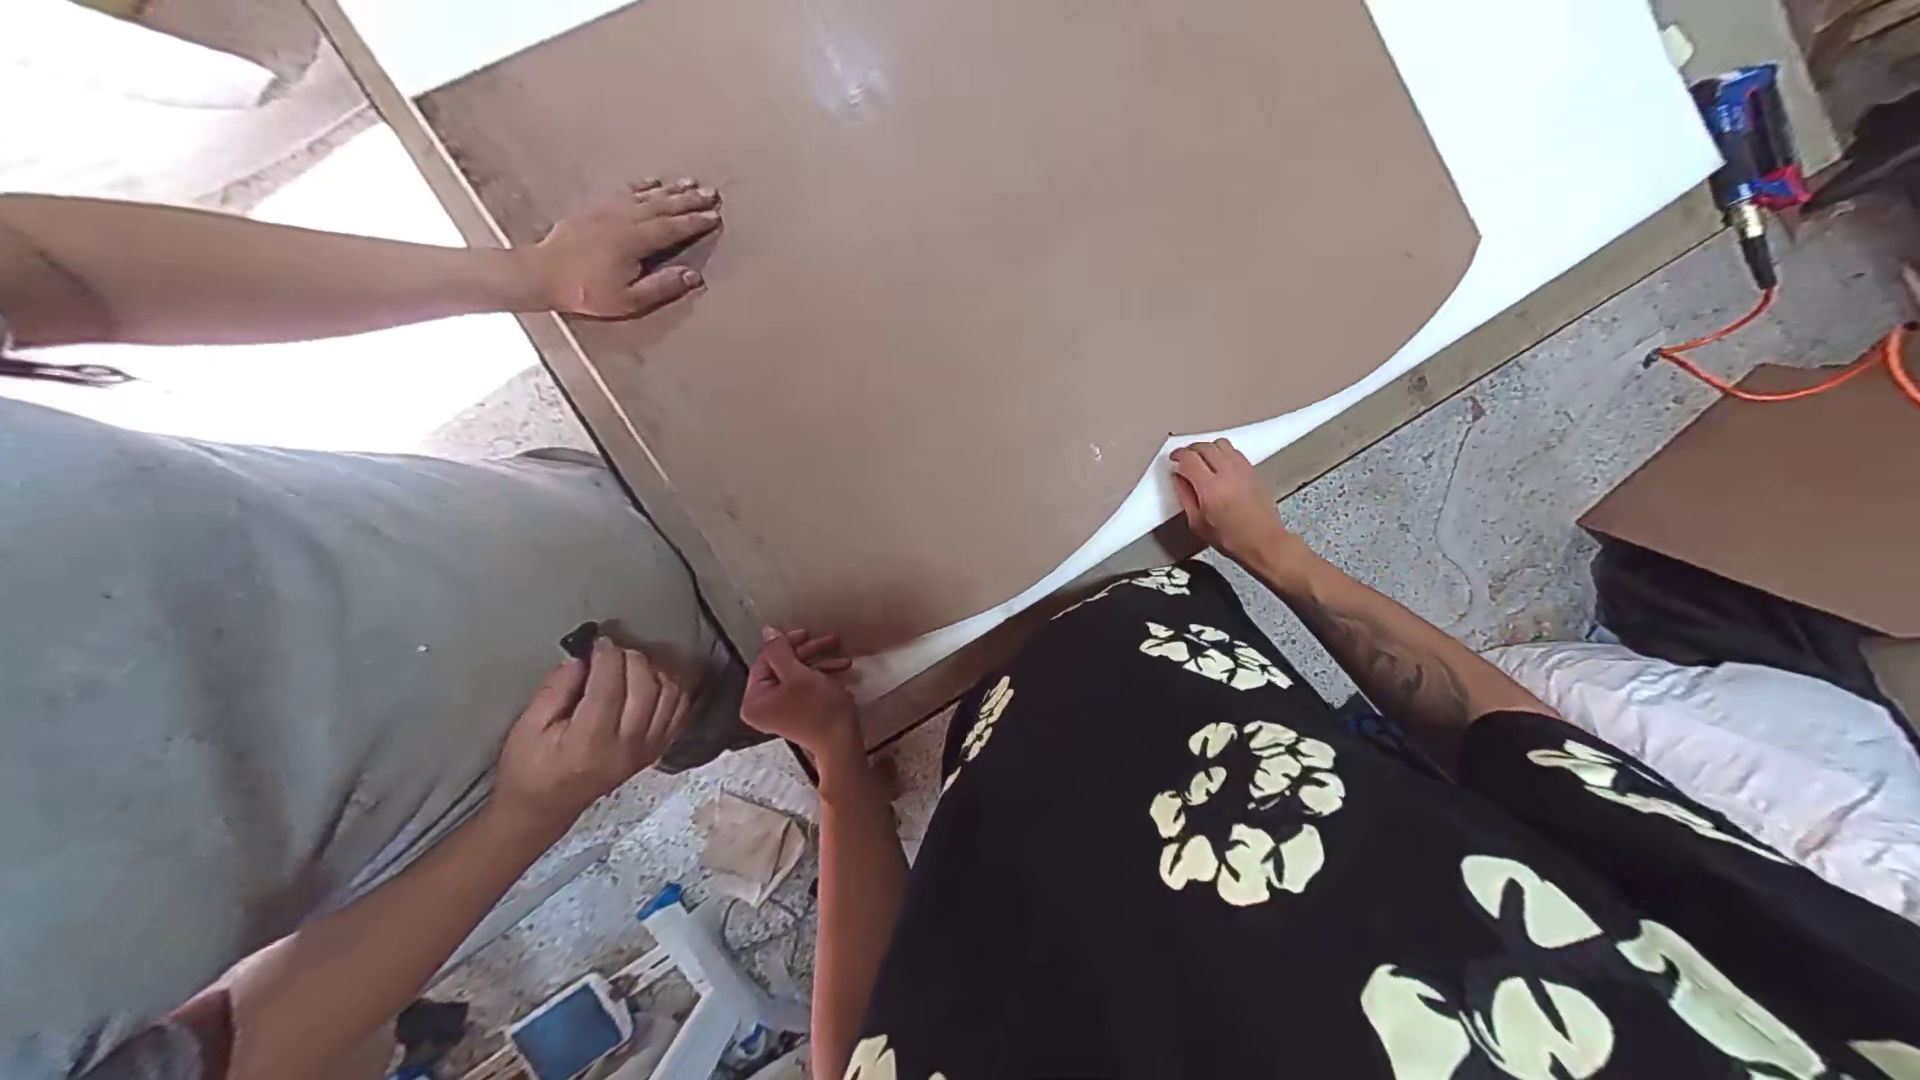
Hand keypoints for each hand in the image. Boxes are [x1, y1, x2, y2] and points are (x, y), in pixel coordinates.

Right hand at [493, 637, 692, 833]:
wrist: (543, 810)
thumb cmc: (529, 770)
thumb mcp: (527, 728)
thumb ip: (555, 689)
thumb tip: (582, 658)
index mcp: (590, 741)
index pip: (610, 686)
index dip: (608, 656)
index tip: (599, 642)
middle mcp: (627, 746)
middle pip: (646, 686)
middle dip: (631, 659)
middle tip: (613, 651)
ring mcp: (648, 749)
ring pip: (670, 695)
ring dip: (654, 670)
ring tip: (630, 665)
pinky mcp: (658, 749)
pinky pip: (680, 710)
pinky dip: (672, 688)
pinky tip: (652, 680)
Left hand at [524, 178, 721, 318]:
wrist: (541, 274)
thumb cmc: (586, 292)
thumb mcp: (628, 300)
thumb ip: (662, 286)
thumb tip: (693, 276)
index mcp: (633, 241)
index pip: (672, 228)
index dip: (695, 222)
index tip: (715, 216)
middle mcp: (622, 219)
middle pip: (662, 206)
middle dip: (688, 200)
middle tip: (711, 194)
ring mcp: (607, 211)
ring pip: (645, 195)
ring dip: (670, 189)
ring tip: (690, 183)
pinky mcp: (594, 209)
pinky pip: (624, 191)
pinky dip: (642, 186)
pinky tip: (652, 183)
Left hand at [740, 627, 857, 762]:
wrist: (842, 742)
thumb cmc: (818, 707)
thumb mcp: (798, 674)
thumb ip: (780, 651)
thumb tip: (767, 630)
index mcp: (754, 699)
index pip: (766, 660)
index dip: (787, 643)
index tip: (808, 633)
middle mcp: (763, 706)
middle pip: (783, 666)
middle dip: (810, 653)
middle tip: (831, 640)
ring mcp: (781, 710)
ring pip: (798, 675)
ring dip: (822, 665)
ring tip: (845, 661)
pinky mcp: (798, 712)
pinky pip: (806, 688)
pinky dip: (823, 678)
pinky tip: (843, 675)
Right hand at [1170, 439, 1307, 566]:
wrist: (1263, 541)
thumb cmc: (1231, 538)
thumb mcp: (1197, 523)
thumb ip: (1185, 496)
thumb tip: (1178, 478)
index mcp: (1210, 488)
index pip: (1189, 458)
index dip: (1178, 455)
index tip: (1174, 459)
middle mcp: (1228, 474)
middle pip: (1205, 446)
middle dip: (1190, 449)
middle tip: (1184, 457)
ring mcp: (1243, 470)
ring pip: (1221, 444)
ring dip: (1208, 448)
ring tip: (1201, 458)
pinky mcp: (1253, 471)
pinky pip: (1235, 451)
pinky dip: (1223, 452)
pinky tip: (1219, 463)